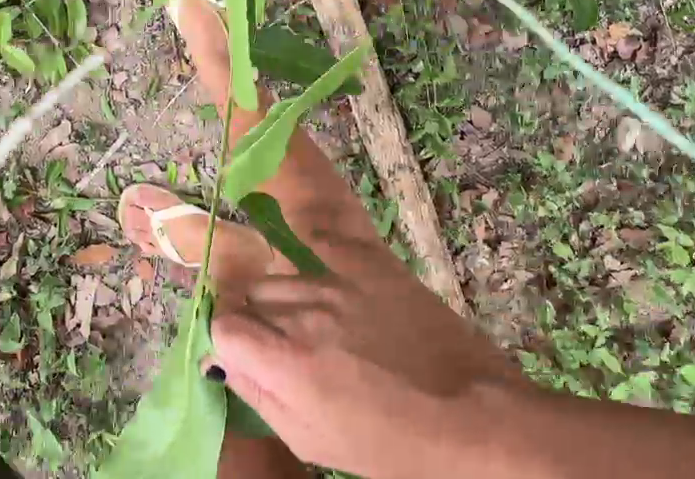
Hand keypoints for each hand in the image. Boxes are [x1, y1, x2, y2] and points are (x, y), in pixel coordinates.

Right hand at [208, 231, 521, 478]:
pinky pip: (317, 248)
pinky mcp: (365, 263)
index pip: (222, 323)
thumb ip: (257, 394)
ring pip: (280, 276)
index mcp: (286, 362)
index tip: (246, 355)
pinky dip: (313, 266)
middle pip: (247, 295)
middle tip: (281, 347)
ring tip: (315, 327)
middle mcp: (302, 311)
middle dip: (253, 319)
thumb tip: (221, 361)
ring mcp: (335, 281)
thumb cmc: (391, 446)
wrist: (472, 414)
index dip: (227, 340)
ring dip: (283, 299)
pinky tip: (329, 289)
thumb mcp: (312, 440)